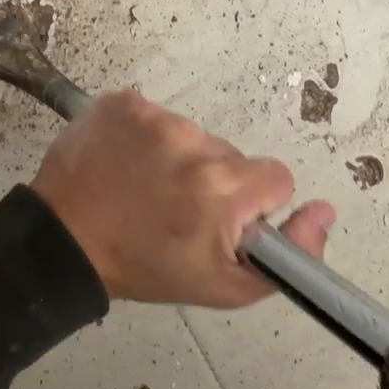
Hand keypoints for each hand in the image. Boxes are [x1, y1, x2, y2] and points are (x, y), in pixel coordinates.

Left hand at [29, 89, 334, 307]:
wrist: (65, 239)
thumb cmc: (143, 266)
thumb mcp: (226, 285)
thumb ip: (293, 254)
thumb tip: (324, 211)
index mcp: (222, 186)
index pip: (273, 176)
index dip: (252, 201)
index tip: (222, 217)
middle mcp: (191, 142)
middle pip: (228, 154)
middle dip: (211, 179)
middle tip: (173, 207)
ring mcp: (151, 117)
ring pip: (189, 135)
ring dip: (174, 157)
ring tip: (142, 186)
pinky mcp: (119, 103)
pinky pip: (151, 115)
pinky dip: (142, 136)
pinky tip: (124, 163)